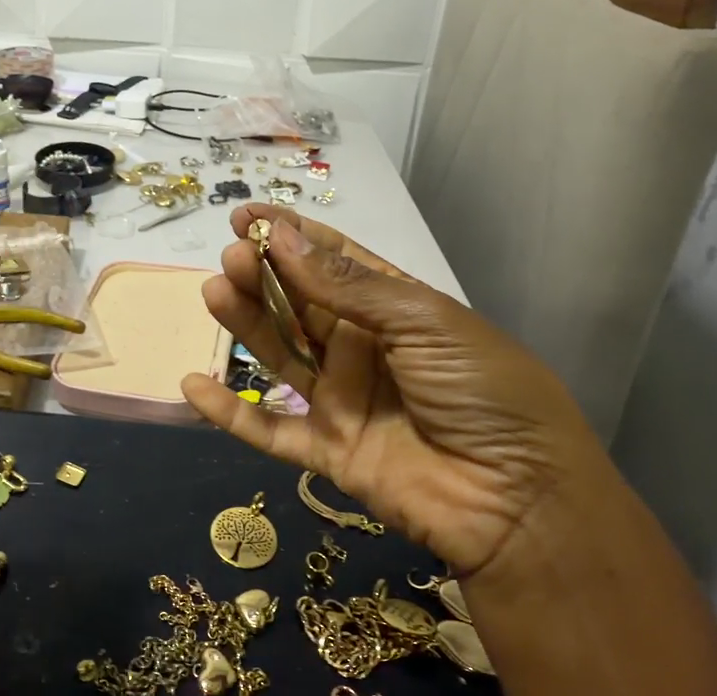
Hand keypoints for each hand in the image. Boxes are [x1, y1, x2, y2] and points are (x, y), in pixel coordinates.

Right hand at [182, 206, 596, 576]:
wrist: (521, 501)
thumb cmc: (482, 390)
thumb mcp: (422, 322)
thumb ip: (345, 286)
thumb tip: (280, 235)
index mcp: (396, 308)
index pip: (333, 261)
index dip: (290, 235)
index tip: (245, 214)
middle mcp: (365, 348)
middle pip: (300, 303)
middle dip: (263, 275)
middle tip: (230, 255)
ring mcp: (345, 400)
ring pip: (281, 355)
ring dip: (246, 324)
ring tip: (214, 292)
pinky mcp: (330, 452)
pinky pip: (271, 430)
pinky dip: (231, 413)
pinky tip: (194, 384)